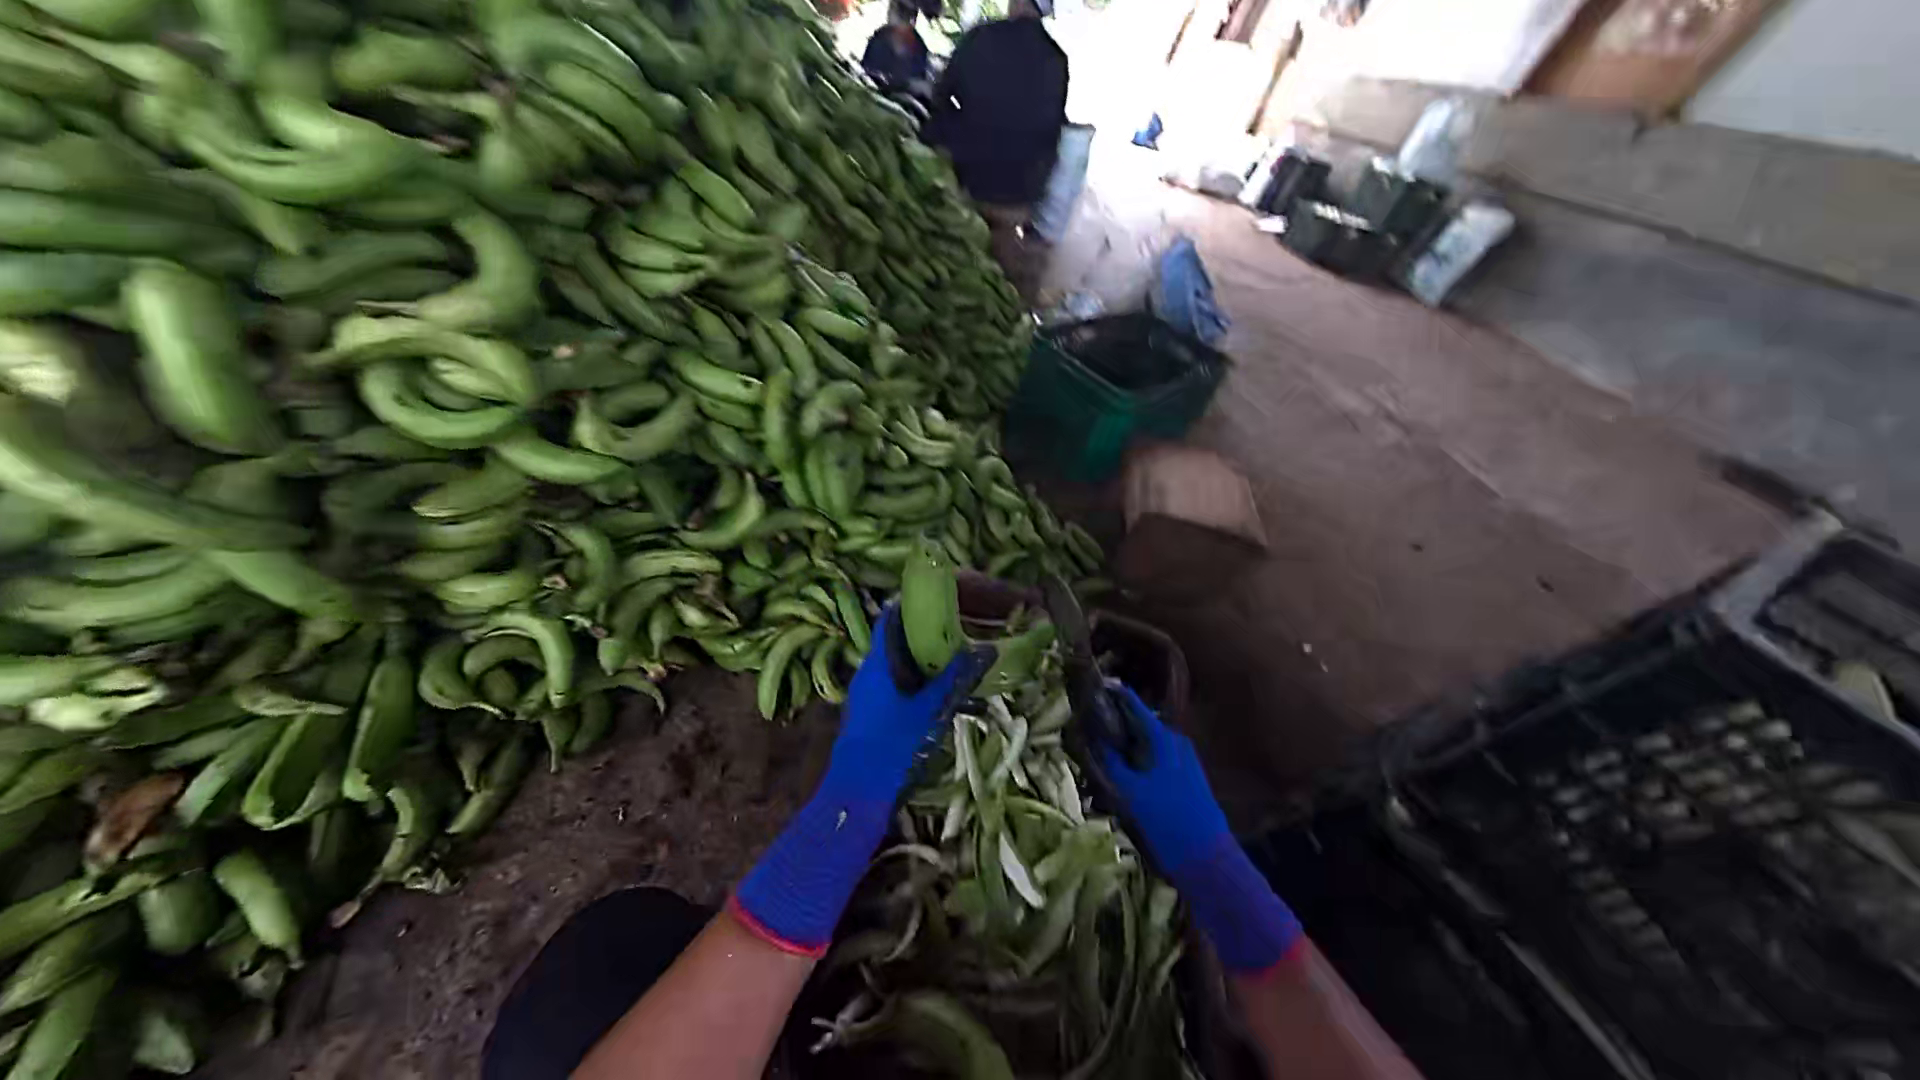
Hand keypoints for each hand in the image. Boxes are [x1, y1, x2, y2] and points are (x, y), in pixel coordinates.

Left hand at [834, 604, 991, 798]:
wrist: (858, 795)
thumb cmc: (893, 745)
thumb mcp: (930, 710)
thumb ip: (956, 678)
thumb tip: (987, 648)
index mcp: (877, 665)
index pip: (888, 622)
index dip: (908, 607)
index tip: (935, 599)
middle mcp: (868, 676)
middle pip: (897, 647)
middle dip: (926, 640)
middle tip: (957, 633)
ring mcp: (868, 699)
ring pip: (900, 673)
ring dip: (926, 670)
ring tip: (959, 671)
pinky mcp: (872, 718)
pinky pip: (899, 694)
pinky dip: (920, 692)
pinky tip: (946, 705)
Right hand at [1095, 683, 1234, 875]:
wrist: (1209, 862)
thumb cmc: (1167, 822)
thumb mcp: (1129, 791)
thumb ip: (1109, 760)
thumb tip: (1089, 734)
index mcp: (1163, 737)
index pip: (1131, 702)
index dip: (1109, 692)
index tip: (1086, 687)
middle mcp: (1176, 741)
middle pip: (1137, 722)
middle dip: (1112, 723)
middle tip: (1085, 728)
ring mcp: (1184, 760)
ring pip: (1145, 742)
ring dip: (1122, 745)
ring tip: (1097, 755)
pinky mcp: (1185, 779)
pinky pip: (1154, 759)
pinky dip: (1135, 761)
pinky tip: (1119, 778)